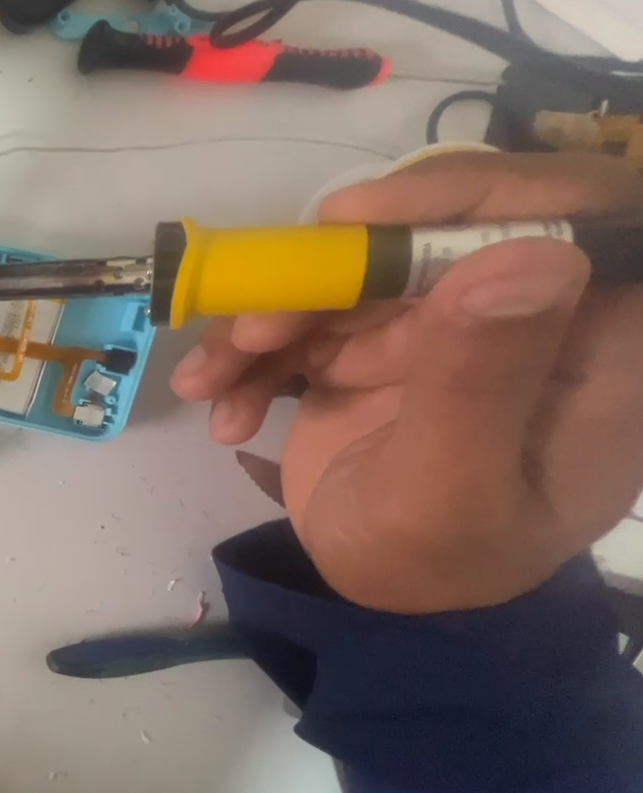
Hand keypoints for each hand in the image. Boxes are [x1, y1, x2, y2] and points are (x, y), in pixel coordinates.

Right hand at [172, 152, 642, 612]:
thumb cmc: (441, 558)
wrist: (382, 597)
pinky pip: (291, 333)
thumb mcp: (454, 486)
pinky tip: (221, 414)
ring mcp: (429, 335)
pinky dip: (242, 367)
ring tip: (205, 384)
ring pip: (332, 286)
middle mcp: (510, 318)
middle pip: (412, 246)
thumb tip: (521, 257)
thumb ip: (478, 383)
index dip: (461, 195)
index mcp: (586, 339)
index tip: (348, 221)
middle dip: (314, 283)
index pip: (564, 215)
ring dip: (254, 331)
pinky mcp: (359, 356)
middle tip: (251, 334)